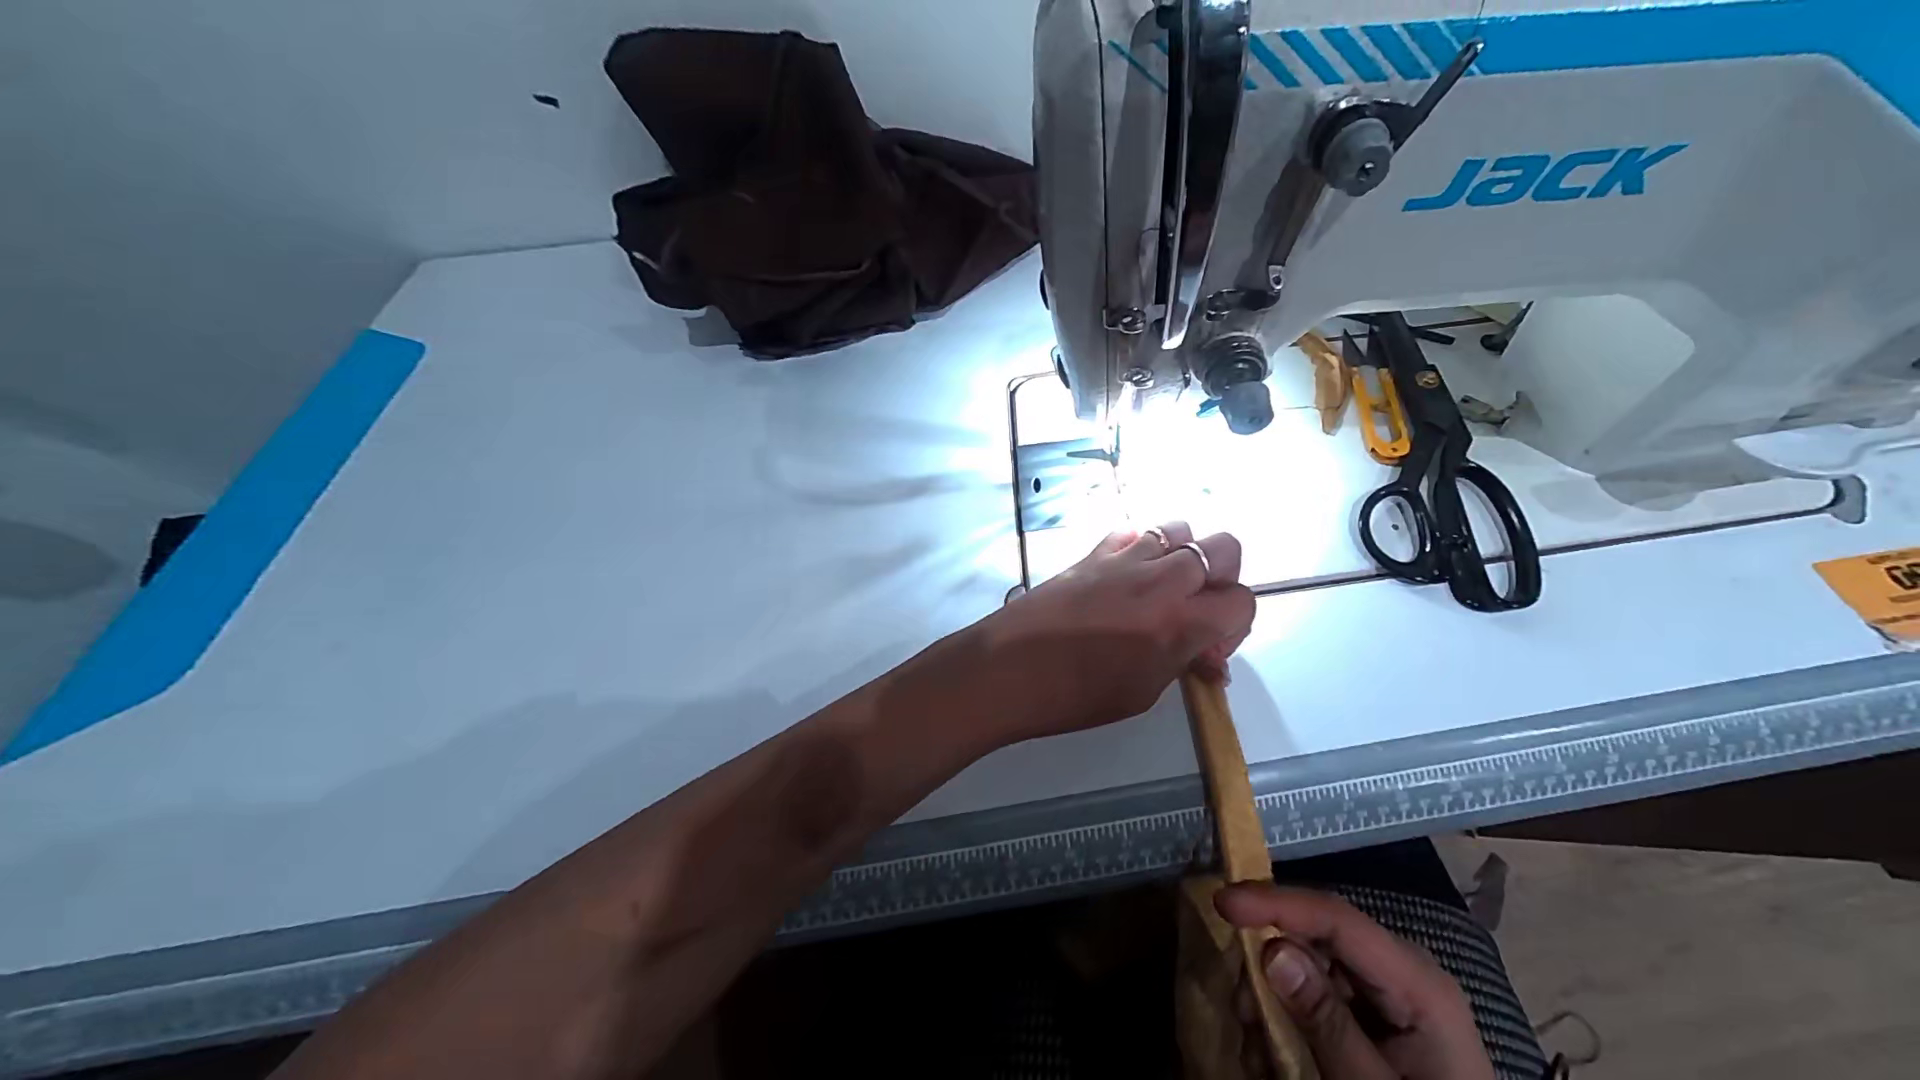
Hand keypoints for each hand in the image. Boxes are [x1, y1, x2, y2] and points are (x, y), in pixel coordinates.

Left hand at [979, 522, 1255, 742]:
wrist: (1007, 669)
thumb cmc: (1075, 696)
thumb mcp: (1144, 692)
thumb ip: (1182, 662)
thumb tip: (1206, 654)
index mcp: (1180, 621)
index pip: (1242, 601)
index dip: (1234, 627)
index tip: (1209, 649)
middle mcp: (1161, 579)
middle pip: (1225, 548)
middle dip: (1222, 578)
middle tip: (1197, 611)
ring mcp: (1125, 558)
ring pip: (1179, 529)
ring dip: (1183, 556)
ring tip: (1162, 589)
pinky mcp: (1092, 552)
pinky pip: (1132, 533)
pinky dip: (1141, 548)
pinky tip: (1125, 577)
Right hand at [1217, 885, 1495, 1079]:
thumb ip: (1327, 1022)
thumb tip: (1271, 949)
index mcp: (1418, 982)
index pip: (1337, 917)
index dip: (1276, 901)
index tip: (1221, 902)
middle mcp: (1402, 970)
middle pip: (1316, 935)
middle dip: (1267, 963)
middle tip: (1242, 1011)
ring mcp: (1388, 989)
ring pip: (1308, 961)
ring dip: (1273, 997)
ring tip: (1261, 1050)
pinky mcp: (1375, 1010)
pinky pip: (1318, 990)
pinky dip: (1288, 1014)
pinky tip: (1277, 1053)